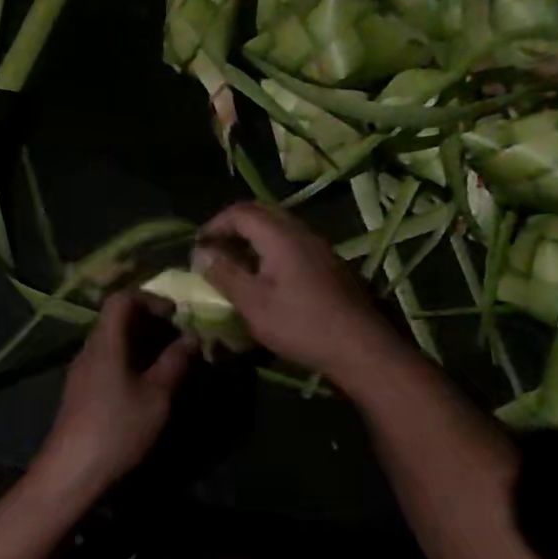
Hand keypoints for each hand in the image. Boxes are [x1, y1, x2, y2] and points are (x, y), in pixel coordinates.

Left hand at [32, 292, 197, 496]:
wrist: (72, 470)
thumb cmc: (117, 428)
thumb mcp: (156, 396)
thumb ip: (175, 363)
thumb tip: (192, 338)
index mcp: (105, 342)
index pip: (121, 299)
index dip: (150, 298)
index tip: (175, 314)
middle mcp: (89, 350)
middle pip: (116, 320)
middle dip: (150, 322)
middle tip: (178, 338)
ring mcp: (82, 372)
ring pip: (112, 342)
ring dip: (141, 344)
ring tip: (168, 362)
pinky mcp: (81, 392)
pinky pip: (107, 362)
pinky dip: (130, 362)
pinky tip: (147, 385)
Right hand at [195, 202, 398, 379]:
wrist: (359, 346)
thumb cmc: (300, 324)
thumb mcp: (253, 303)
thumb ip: (225, 274)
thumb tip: (200, 253)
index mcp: (281, 236)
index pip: (240, 212)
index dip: (214, 225)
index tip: (198, 247)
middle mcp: (302, 232)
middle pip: (261, 214)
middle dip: (232, 229)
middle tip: (214, 252)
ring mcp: (319, 247)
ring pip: (278, 229)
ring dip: (252, 241)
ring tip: (234, 267)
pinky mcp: (328, 265)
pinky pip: (292, 245)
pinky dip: (270, 252)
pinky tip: (264, 279)